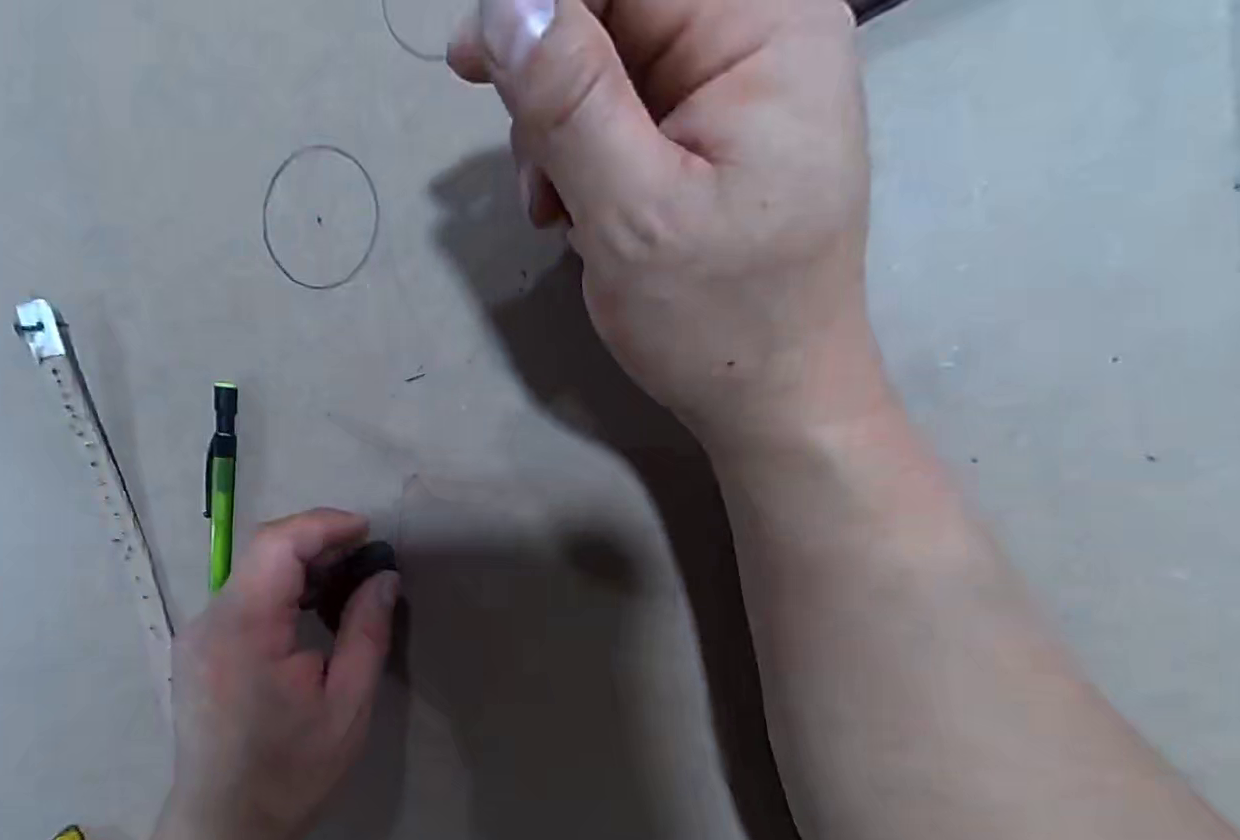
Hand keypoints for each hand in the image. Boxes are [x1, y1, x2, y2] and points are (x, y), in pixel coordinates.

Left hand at [168, 508, 399, 839]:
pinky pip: (241, 599)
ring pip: (250, 573)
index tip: (368, 532)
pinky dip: (279, 591)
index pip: (277, 544)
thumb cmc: (292, 773)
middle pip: (262, 552)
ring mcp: (196, 634)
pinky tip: (309, 610)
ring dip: (298, 567)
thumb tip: (384, 577)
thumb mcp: (347, 704)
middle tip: (366, 557)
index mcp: (244, 628)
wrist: (224, 829)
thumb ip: (366, 631)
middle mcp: (209, 620)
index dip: (324, 525)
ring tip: (346, 581)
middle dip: (316, 543)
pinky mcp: (197, 650)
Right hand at [449, 0, 884, 443]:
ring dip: (557, 135)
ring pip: (605, 69)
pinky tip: (576, 215)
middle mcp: (755, 38)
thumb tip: (505, 5)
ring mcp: (730, 93)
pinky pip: (619, 118)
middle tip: (526, 170)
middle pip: (614, 15)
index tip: (470, 59)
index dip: (543, 6)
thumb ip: (570, 105)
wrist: (769, 399)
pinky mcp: (704, 142)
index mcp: (763, 28)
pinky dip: (580, 161)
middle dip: (549, 84)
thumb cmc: (716, 319)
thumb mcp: (633, 215)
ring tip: (556, 213)